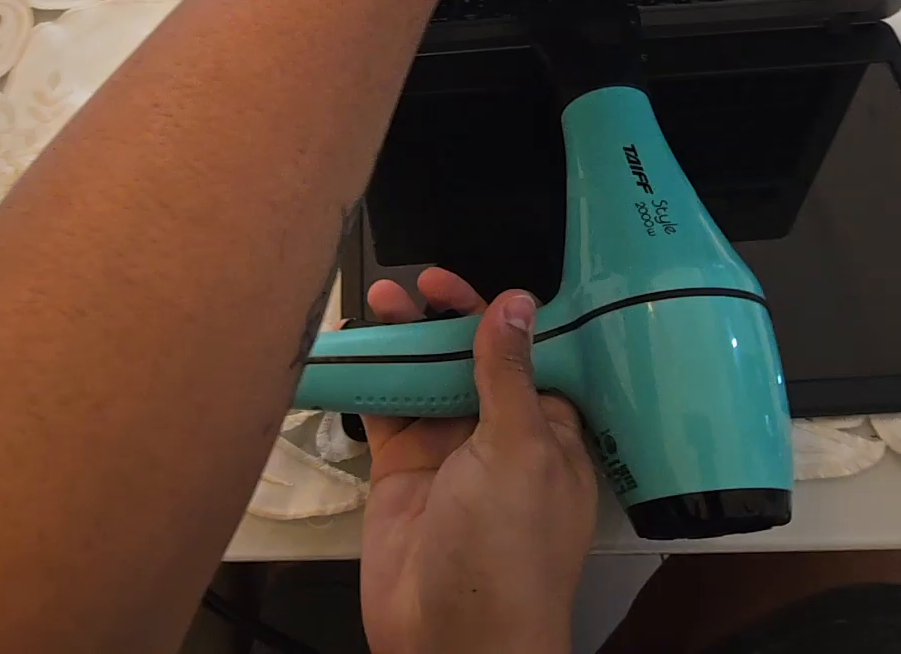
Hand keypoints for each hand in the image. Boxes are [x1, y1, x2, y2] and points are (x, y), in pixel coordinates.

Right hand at [358, 268, 596, 653]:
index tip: (463, 286)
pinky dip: (371, 376)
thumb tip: (518, 302)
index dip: (497, 315)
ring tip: (381, 299)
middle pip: (469, 358)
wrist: (449, 641)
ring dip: (405, 338)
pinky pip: (387, 409)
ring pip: (425, 376)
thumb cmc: (507, 545)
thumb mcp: (519, 449)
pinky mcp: (403, 466)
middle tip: (420, 283)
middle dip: (445, 318)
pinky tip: (355, 343)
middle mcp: (497, 433)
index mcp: (545, 429)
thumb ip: (508, 372)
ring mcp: (447, 449)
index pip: (524, 355)